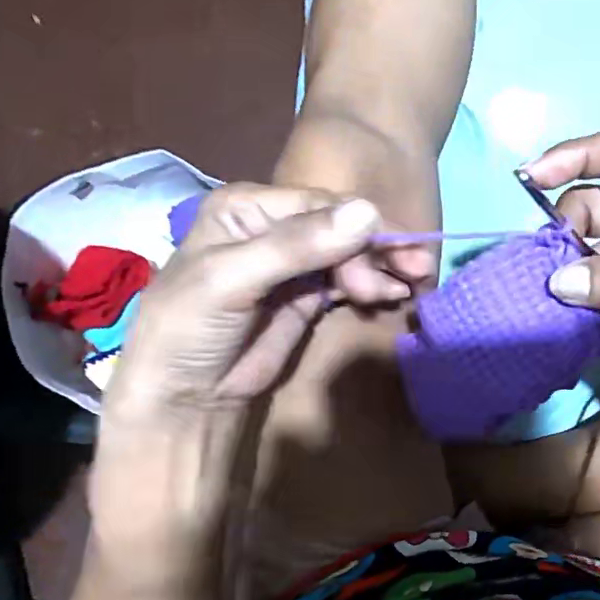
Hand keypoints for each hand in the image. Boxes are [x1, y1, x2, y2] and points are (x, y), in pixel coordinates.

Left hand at [101, 183, 379, 424]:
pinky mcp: (304, 296)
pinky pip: (344, 279)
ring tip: (404, 288)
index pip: (317, 204)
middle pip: (338, 225)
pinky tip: (388, 294)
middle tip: (415, 271)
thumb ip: (297, 245)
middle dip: (377, 247)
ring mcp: (290, 263)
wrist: (184, 394)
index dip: (361, 226)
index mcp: (246, 208)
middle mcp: (270, 227)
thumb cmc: (191, 327)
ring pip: (346, 251)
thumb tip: (368, 212)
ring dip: (378, 267)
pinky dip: (368, 284)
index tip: (397, 254)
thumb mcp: (233, 279)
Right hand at [520, 127, 599, 388]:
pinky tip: (588, 315)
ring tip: (566, 296)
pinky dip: (576, 292)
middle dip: (566, 228)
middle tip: (555, 267)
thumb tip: (558, 279)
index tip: (531, 176)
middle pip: (591, 200)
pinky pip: (584, 277)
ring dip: (568, 265)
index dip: (576, 155)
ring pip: (581, 241)